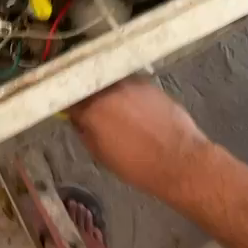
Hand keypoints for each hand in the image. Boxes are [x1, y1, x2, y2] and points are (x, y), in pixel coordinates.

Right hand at [69, 78, 208, 198]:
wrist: (180, 160)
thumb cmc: (137, 164)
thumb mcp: (101, 154)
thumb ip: (84, 132)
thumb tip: (79, 119)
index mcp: (91, 108)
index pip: (68, 98)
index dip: (67, 104)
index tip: (69, 109)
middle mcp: (106, 89)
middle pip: (88, 84)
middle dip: (86, 94)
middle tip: (91, 108)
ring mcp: (128, 82)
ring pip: (108, 82)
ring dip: (106, 92)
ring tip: (116, 108)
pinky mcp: (146, 82)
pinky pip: (128, 83)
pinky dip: (126, 92)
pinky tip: (136, 107)